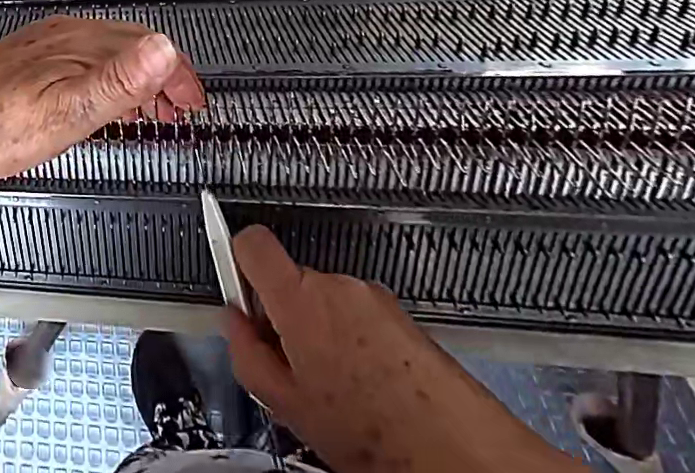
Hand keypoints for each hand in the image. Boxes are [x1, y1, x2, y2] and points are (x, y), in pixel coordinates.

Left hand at [0, 16, 204, 184]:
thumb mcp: (64, 113)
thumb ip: (118, 83)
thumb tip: (164, 52)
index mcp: (77, 43)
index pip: (149, 48)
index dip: (179, 76)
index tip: (194, 104)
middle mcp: (64, 36)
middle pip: (134, 46)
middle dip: (165, 76)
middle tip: (181, 109)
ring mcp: (47, 46)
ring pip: (111, 52)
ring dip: (141, 77)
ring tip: (153, 108)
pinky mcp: (35, 60)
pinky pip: (87, 59)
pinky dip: (112, 77)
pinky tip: (107, 96)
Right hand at [222, 226, 580, 472]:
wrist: (460, 452)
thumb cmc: (373, 435)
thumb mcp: (287, 406)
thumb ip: (246, 354)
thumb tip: (234, 321)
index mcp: (300, 299)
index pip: (253, 242)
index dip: (237, 258)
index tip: (239, 288)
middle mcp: (336, 285)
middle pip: (290, 280)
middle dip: (284, 315)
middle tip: (295, 368)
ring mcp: (370, 295)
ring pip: (324, 301)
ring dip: (320, 332)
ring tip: (338, 388)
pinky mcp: (398, 310)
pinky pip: (356, 312)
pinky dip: (351, 339)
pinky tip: (366, 387)